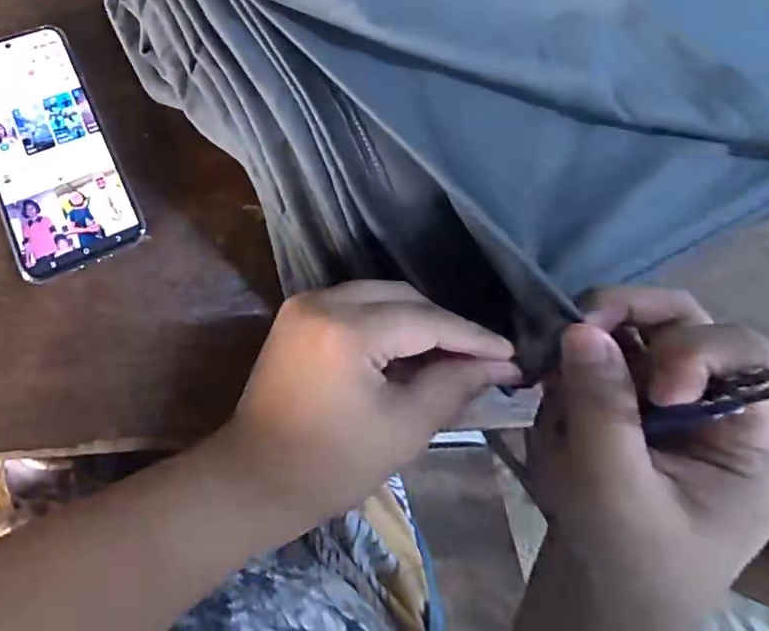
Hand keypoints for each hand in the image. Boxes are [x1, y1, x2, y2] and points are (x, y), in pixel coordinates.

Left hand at [210, 281, 520, 529]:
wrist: (258, 474)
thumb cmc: (333, 463)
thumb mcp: (403, 428)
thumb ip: (452, 385)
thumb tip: (496, 364)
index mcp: (345, 329)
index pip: (423, 319)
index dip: (470, 335)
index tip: (510, 353)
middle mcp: (321, 301)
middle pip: (399, 296)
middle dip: (443, 323)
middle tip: (483, 357)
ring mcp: (303, 303)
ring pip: (375, 294)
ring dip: (414, 319)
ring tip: (452, 355)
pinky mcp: (295, 314)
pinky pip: (351, 303)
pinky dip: (383, 320)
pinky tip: (408, 350)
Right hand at [523, 287, 768, 629]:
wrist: (601, 585)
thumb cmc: (628, 553)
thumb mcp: (613, 486)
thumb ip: (600, 406)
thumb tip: (580, 326)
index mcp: (760, 441)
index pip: (748, 356)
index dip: (697, 352)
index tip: (657, 392)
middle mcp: (724, 405)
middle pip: (690, 321)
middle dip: (631, 315)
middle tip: (580, 332)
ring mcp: (674, 394)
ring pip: (641, 322)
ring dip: (595, 331)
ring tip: (559, 367)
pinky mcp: (633, 391)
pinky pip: (606, 343)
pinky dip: (576, 349)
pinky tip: (556, 381)